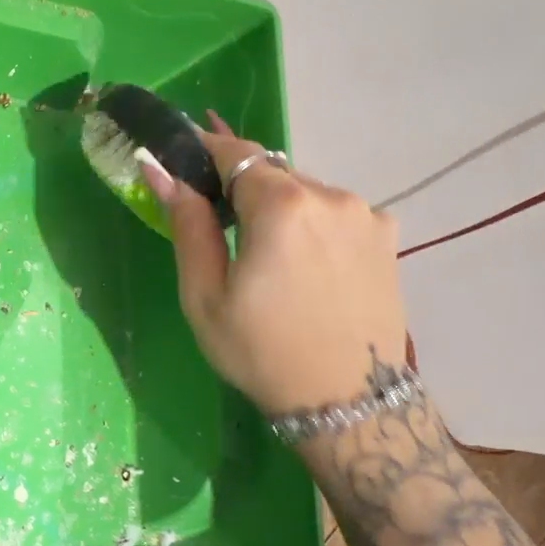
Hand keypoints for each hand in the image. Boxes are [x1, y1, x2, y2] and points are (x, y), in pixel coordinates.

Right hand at [139, 113, 406, 414]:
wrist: (344, 396)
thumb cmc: (257, 348)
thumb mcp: (204, 293)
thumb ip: (188, 225)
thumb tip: (159, 170)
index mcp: (281, 206)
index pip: (236, 154)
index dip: (204, 148)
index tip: (177, 152)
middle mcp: (331, 195)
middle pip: (272, 171)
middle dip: (237, 183)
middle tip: (209, 214)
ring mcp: (366, 215)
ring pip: (304, 192)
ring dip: (273, 206)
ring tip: (254, 251)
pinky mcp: (385, 237)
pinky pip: (333, 213)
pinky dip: (305, 223)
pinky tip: (294, 264)